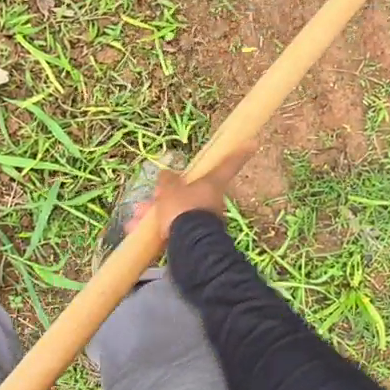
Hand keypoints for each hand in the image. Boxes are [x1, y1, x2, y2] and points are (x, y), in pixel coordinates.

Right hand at [127, 147, 254, 241]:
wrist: (189, 246)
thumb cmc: (182, 209)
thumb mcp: (170, 189)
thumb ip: (168, 180)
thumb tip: (167, 175)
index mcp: (211, 184)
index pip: (227, 164)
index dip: (238, 153)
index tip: (253, 143)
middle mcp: (212, 201)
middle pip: (189, 193)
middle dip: (165, 197)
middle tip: (147, 202)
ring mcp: (205, 221)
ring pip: (178, 212)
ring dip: (156, 214)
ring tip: (135, 220)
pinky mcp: (196, 238)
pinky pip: (175, 228)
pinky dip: (157, 229)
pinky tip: (137, 232)